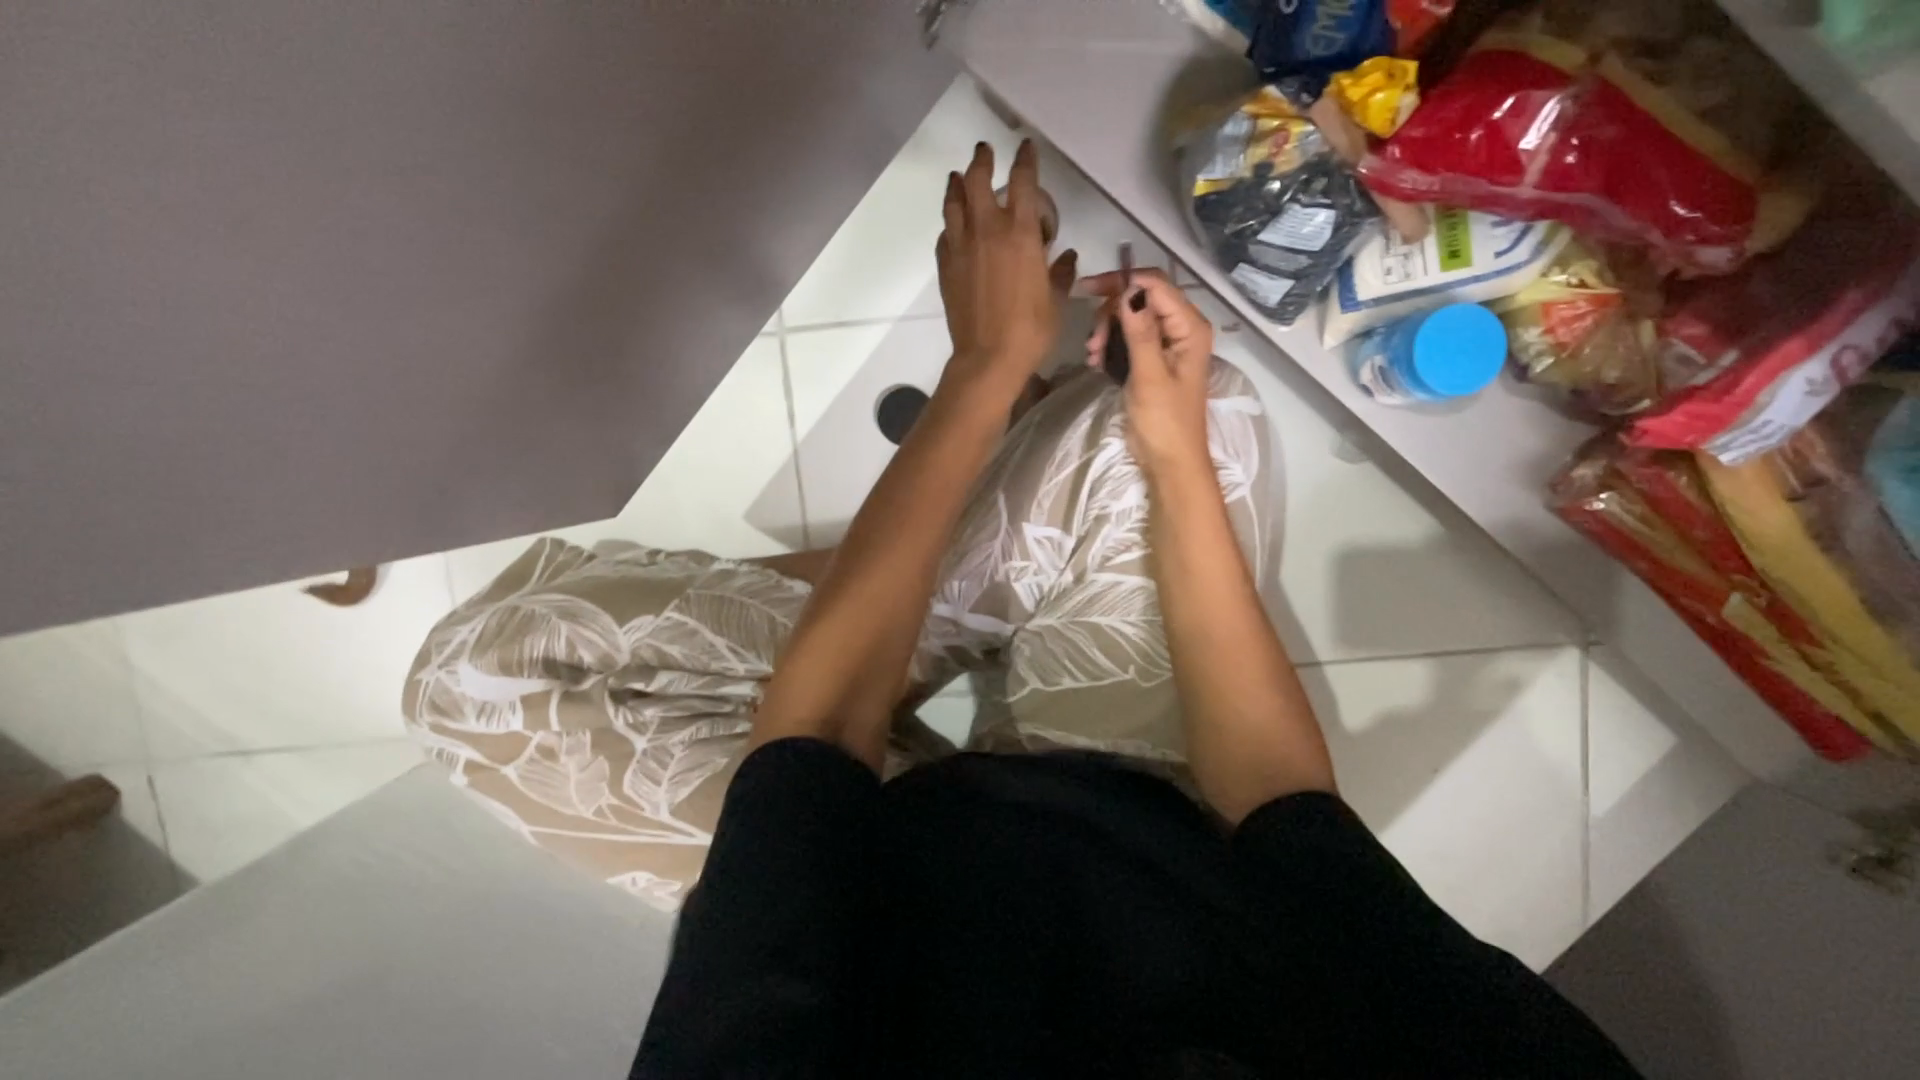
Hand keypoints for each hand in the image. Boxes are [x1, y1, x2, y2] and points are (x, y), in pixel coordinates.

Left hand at [936, 139, 1077, 401]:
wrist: (988, 358)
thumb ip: (1061, 273)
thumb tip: (1067, 256)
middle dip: (982, 160)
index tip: (1025, 147)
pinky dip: (951, 222)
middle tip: (985, 151)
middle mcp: (987, 231)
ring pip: (954, 202)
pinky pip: (946, 234)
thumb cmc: (1030, 330)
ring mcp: (961, 247)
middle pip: (977, 181)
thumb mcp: (1056, 300)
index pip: (1022, 182)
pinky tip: (954, 224)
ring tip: (959, 175)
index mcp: (1020, 233)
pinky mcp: (946, 267)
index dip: (1024, 160)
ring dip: (957, 184)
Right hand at [1080, 269, 1213, 471]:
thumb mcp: (1149, 374)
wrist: (1170, 461)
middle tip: (1091, 340)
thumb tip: (1129, 290)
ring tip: (1092, 356)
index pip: (1155, 285)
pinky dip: (1110, 345)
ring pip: (1131, 317)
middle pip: (1142, 298)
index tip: (1086, 290)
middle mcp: (1182, 329)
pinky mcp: (1152, 360)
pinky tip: (1097, 362)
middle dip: (1111, 312)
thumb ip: (1140, 330)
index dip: (1122, 282)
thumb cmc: (1165, 421)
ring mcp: (1167, 344)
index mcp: (1190, 327)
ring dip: (1107, 331)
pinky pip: (1128, 338)